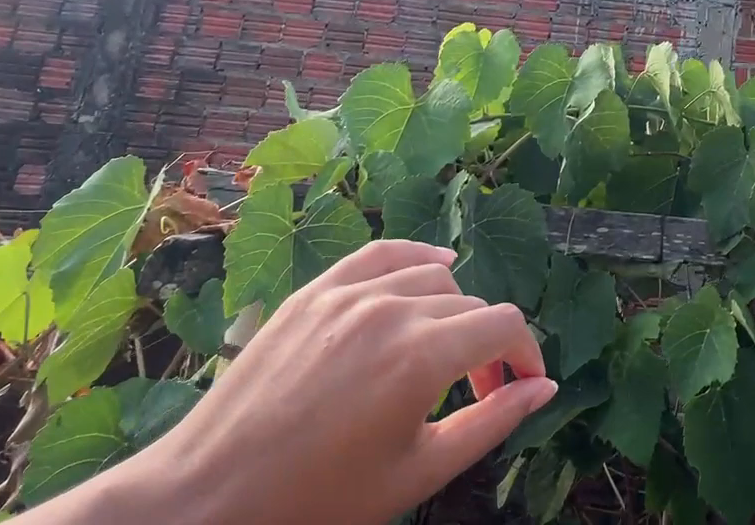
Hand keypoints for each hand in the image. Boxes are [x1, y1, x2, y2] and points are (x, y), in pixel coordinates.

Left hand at [22, 240, 555, 524]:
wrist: (208, 498)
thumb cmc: (320, 501)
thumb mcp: (418, 473)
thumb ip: (492, 422)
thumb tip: (545, 388)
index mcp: (423, 356)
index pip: (505, 326)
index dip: (525, 354)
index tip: (521, 386)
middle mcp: (393, 309)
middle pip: (471, 307)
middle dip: (488, 347)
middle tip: (476, 392)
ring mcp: (350, 293)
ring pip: (434, 280)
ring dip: (453, 313)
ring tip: (440, 355)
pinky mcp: (316, 289)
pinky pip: (383, 254)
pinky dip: (416, 257)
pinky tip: (433, 267)